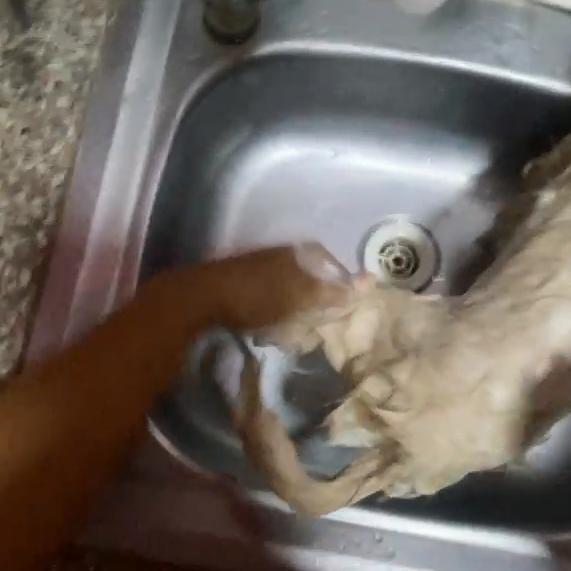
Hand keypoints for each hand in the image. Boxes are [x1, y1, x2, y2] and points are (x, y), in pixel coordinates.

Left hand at [157, 244, 350, 332]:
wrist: (200, 298)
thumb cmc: (257, 295)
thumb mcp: (300, 295)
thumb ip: (332, 290)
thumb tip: (369, 282)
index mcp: (294, 252)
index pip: (326, 256)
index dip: (338, 275)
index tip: (345, 297)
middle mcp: (277, 253)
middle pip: (306, 267)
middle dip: (317, 287)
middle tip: (326, 312)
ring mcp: (255, 265)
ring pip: (285, 278)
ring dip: (295, 296)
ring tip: (302, 319)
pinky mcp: (236, 280)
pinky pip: (267, 289)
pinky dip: (276, 302)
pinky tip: (273, 318)